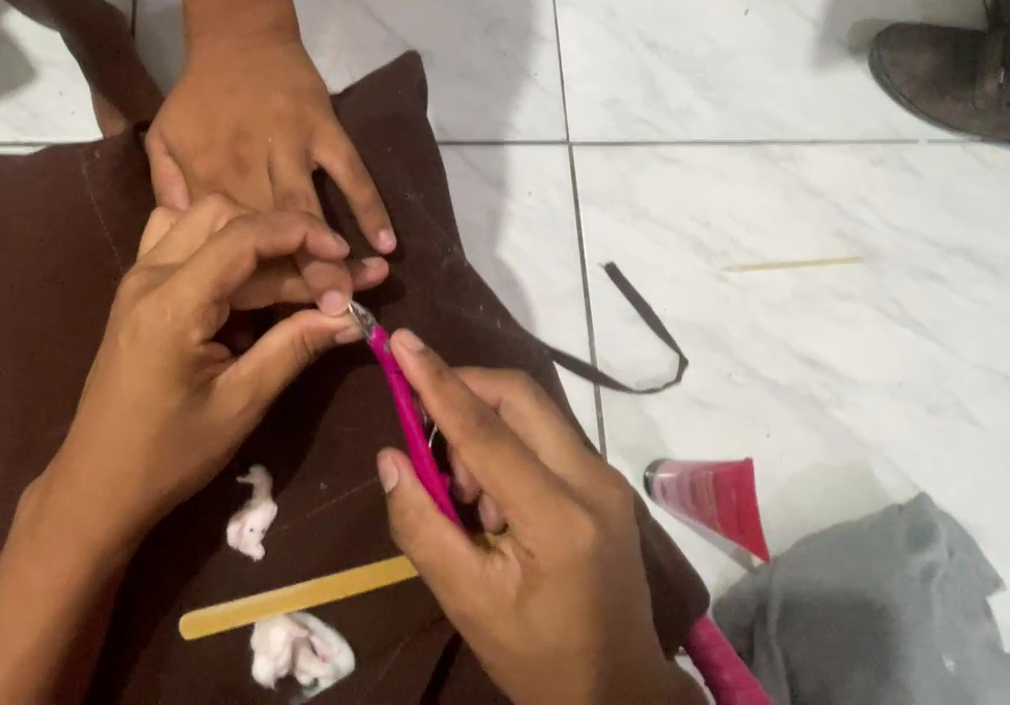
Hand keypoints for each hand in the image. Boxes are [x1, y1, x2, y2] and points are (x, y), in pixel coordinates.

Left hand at [44, 197, 388, 543]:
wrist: (98, 484)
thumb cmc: (169, 455)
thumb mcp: (241, 403)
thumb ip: (294, 347)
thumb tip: (351, 314)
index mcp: (172, 303)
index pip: (244, 235)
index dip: (302, 235)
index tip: (347, 258)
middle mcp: (150, 274)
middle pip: (227, 216)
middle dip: (285, 241)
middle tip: (328, 284)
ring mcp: (140, 277)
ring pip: (205, 221)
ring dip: (256, 240)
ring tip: (298, 280)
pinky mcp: (141, 289)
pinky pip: (182, 239)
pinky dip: (223, 246)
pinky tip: (251, 277)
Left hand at [146, 37, 395, 311]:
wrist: (236, 35)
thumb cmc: (197, 95)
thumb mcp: (162, 140)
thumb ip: (168, 188)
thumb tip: (183, 237)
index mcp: (199, 174)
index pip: (223, 237)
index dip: (252, 277)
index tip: (272, 316)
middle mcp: (242, 163)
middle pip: (266, 229)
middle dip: (295, 276)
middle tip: (323, 317)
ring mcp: (285, 142)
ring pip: (306, 206)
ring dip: (330, 251)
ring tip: (353, 295)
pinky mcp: (321, 125)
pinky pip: (349, 169)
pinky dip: (367, 203)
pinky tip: (386, 241)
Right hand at [377, 333, 695, 704]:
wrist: (620, 692)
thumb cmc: (537, 657)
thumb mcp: (466, 602)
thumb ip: (421, 525)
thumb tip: (390, 455)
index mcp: (558, 518)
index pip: (485, 430)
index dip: (437, 381)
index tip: (400, 341)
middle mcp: (591, 481)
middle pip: (516, 395)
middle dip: (460, 391)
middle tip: (422, 431)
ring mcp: (605, 477)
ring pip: (529, 409)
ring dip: (481, 425)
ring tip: (463, 494)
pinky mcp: (603, 481)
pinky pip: (542, 432)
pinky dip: (503, 442)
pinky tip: (490, 498)